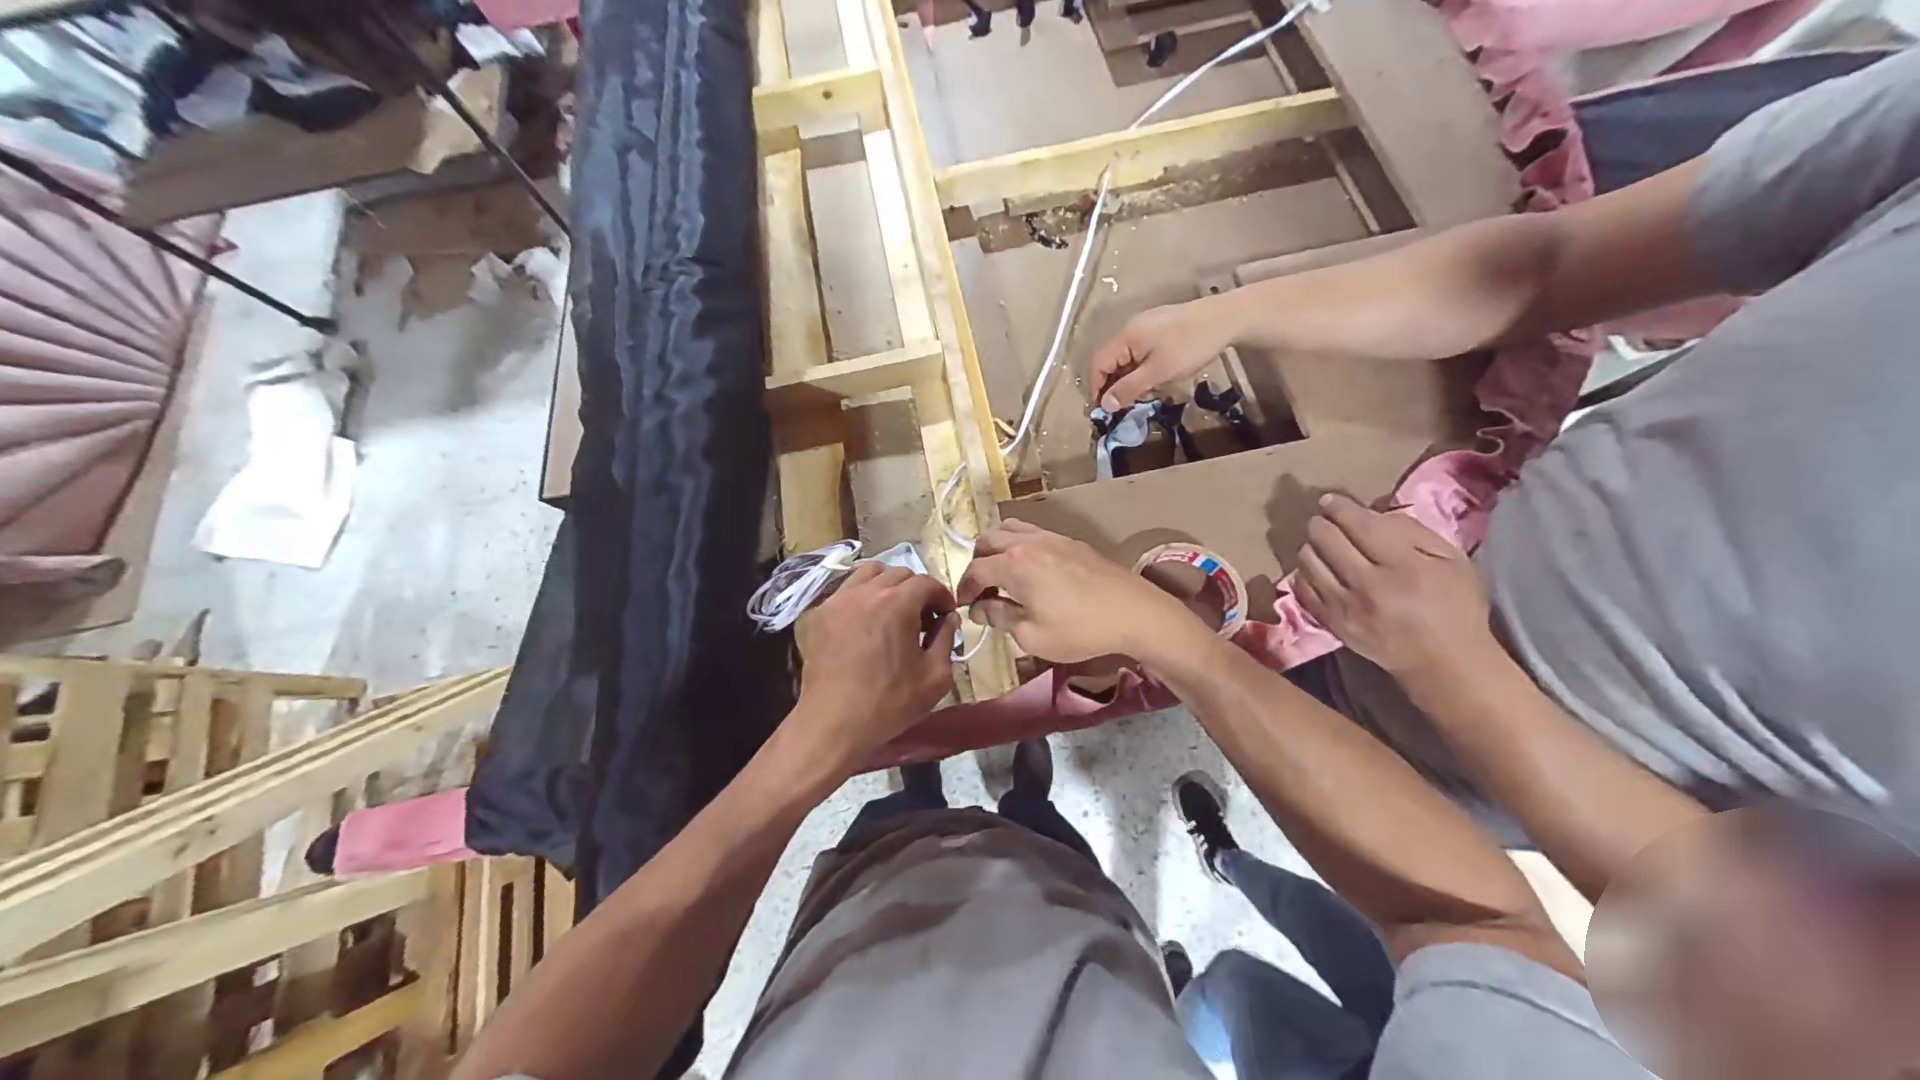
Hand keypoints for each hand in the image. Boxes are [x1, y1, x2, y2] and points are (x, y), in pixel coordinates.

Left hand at [791, 563, 958, 766]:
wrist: (833, 723)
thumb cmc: (889, 703)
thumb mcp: (935, 677)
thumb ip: (946, 639)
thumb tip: (948, 619)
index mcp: (897, 604)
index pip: (926, 582)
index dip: (941, 596)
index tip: (946, 615)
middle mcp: (865, 592)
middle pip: (898, 573)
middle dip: (916, 590)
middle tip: (922, 618)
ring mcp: (838, 600)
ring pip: (868, 573)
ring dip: (887, 585)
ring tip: (892, 612)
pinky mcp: (819, 614)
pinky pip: (845, 591)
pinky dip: (861, 596)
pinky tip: (865, 622)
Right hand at [954, 521, 1201, 663]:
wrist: (1135, 614)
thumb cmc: (1080, 630)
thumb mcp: (1031, 635)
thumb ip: (1000, 617)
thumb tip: (980, 608)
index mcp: (1015, 563)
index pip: (976, 570)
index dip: (964, 588)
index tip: (963, 605)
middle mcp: (1029, 542)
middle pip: (989, 540)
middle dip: (977, 563)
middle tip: (981, 589)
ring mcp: (1053, 537)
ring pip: (1011, 529)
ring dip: (998, 548)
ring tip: (1002, 575)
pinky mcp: (1072, 542)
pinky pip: (1033, 533)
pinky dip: (1020, 546)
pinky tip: (1030, 571)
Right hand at [1088, 294, 1239, 411]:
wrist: (1228, 317)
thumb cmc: (1190, 346)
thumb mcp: (1158, 372)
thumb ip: (1129, 388)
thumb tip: (1105, 404)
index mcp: (1126, 336)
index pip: (1098, 364)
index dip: (1096, 388)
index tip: (1103, 410)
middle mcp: (1131, 328)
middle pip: (1111, 361)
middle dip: (1115, 385)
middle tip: (1128, 405)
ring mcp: (1146, 326)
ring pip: (1127, 358)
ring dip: (1131, 379)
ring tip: (1148, 393)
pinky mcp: (1160, 328)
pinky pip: (1141, 352)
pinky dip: (1143, 369)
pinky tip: (1158, 378)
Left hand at [1294, 493, 1496, 677]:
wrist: (1442, 662)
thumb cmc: (1454, 607)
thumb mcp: (1451, 561)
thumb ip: (1410, 532)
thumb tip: (1370, 513)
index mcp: (1403, 566)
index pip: (1358, 525)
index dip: (1339, 507)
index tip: (1330, 500)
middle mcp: (1368, 585)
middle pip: (1325, 538)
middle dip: (1322, 523)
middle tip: (1327, 521)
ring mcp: (1344, 606)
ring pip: (1307, 560)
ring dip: (1312, 545)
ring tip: (1324, 545)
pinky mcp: (1330, 623)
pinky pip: (1302, 586)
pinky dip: (1306, 571)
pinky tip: (1320, 569)